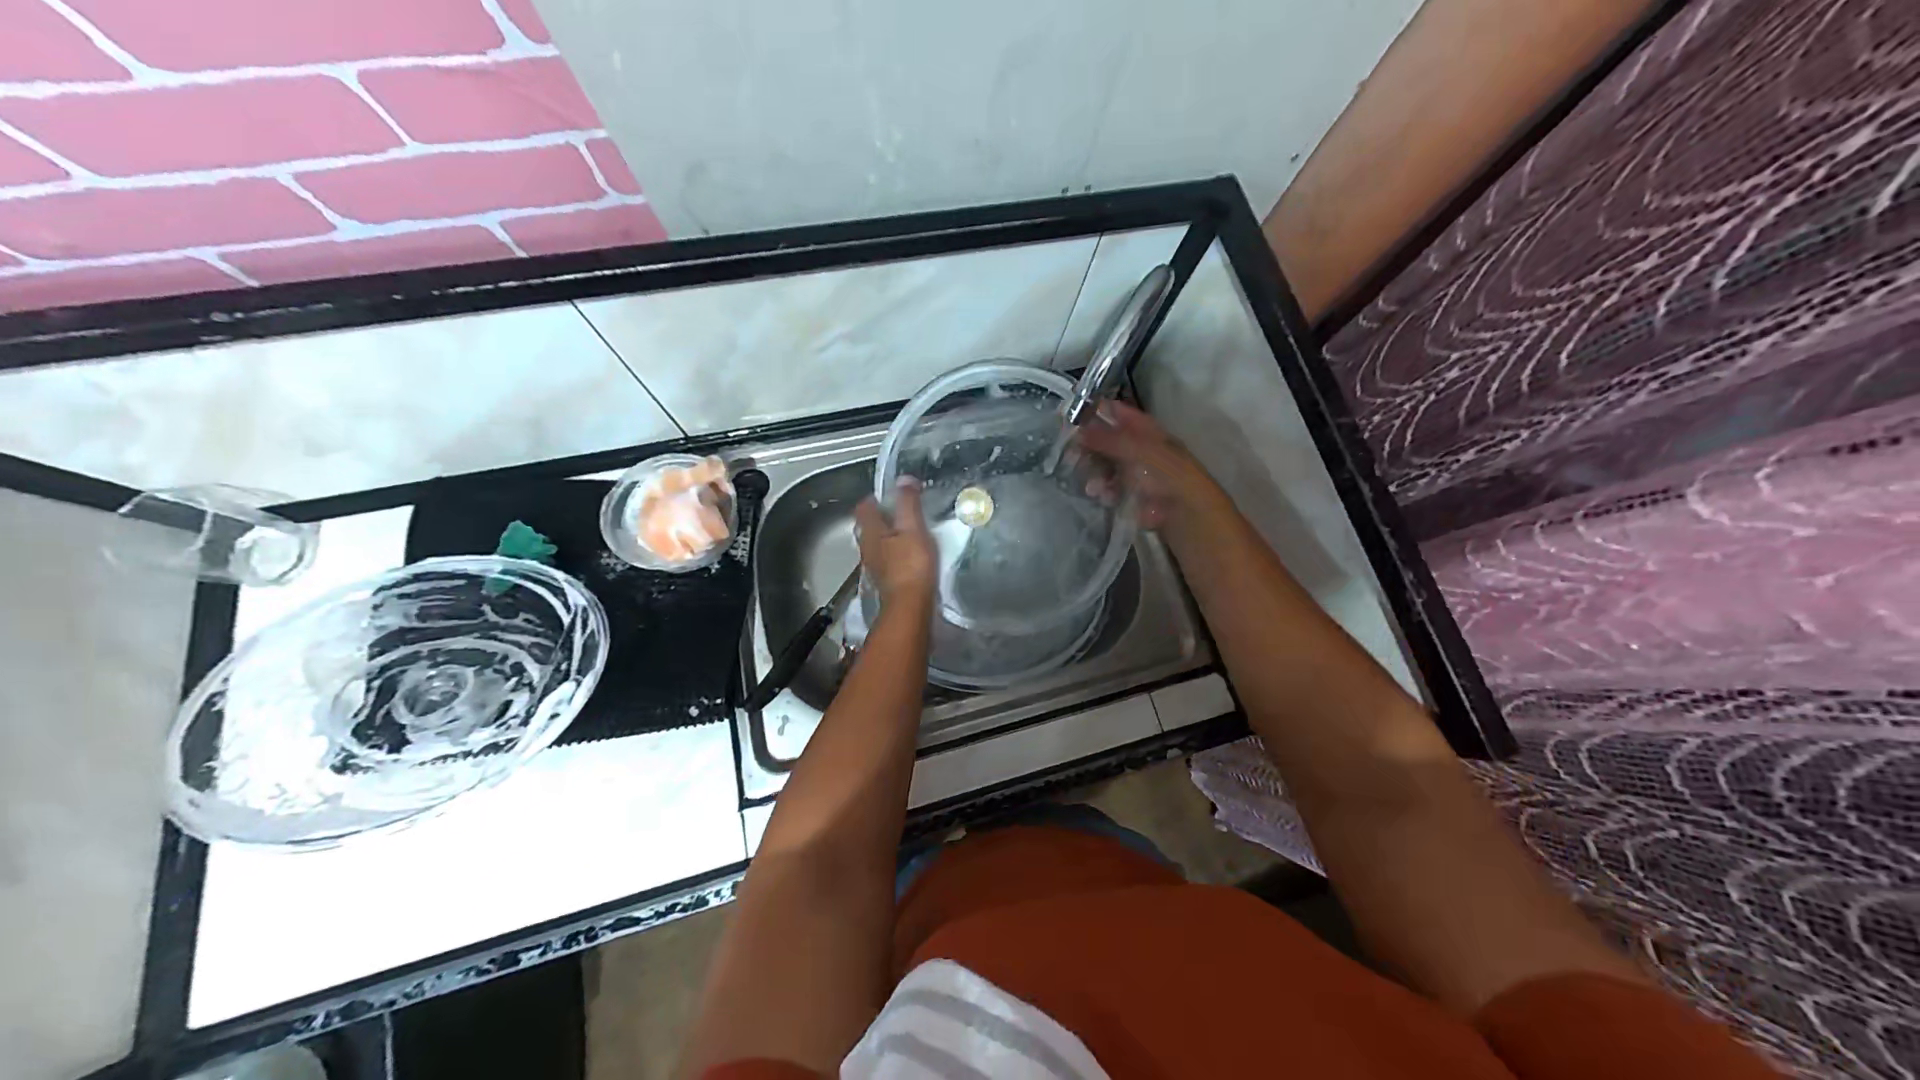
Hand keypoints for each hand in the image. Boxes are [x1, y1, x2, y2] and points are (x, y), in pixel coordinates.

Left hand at [853, 480, 934, 609]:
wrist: (910, 606)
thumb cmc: (911, 564)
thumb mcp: (913, 528)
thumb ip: (908, 503)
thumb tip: (904, 478)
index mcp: (870, 531)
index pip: (864, 507)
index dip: (876, 498)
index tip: (893, 495)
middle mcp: (866, 548)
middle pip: (869, 526)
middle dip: (883, 517)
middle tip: (902, 512)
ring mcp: (873, 566)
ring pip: (876, 544)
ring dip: (889, 536)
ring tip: (909, 533)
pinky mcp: (884, 581)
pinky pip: (886, 559)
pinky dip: (895, 553)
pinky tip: (910, 556)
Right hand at [1073, 401, 1226, 529]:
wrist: (1191, 522)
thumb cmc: (1172, 479)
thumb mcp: (1144, 452)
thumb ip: (1112, 440)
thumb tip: (1079, 430)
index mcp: (1151, 434)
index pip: (1121, 414)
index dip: (1098, 411)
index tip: (1070, 415)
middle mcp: (1143, 451)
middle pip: (1109, 441)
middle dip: (1090, 446)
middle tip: (1072, 453)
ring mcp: (1138, 475)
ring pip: (1107, 466)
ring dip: (1095, 472)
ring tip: (1093, 485)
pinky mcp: (1133, 498)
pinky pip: (1111, 489)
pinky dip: (1104, 491)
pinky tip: (1101, 497)